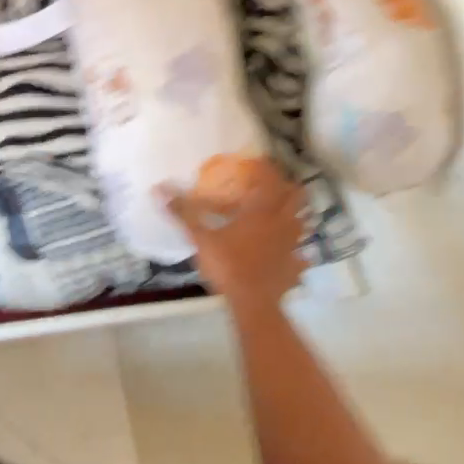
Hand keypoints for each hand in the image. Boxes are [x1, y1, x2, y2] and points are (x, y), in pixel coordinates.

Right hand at [159, 169, 305, 310]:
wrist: (253, 302)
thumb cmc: (228, 264)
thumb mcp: (200, 238)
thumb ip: (183, 213)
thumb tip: (158, 189)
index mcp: (261, 212)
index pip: (271, 180)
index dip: (266, 168)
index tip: (257, 161)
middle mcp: (283, 223)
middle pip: (297, 197)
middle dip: (288, 188)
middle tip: (272, 186)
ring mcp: (294, 245)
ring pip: (305, 222)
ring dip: (296, 215)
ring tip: (281, 215)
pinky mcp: (296, 265)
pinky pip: (302, 254)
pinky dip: (297, 251)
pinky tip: (286, 254)